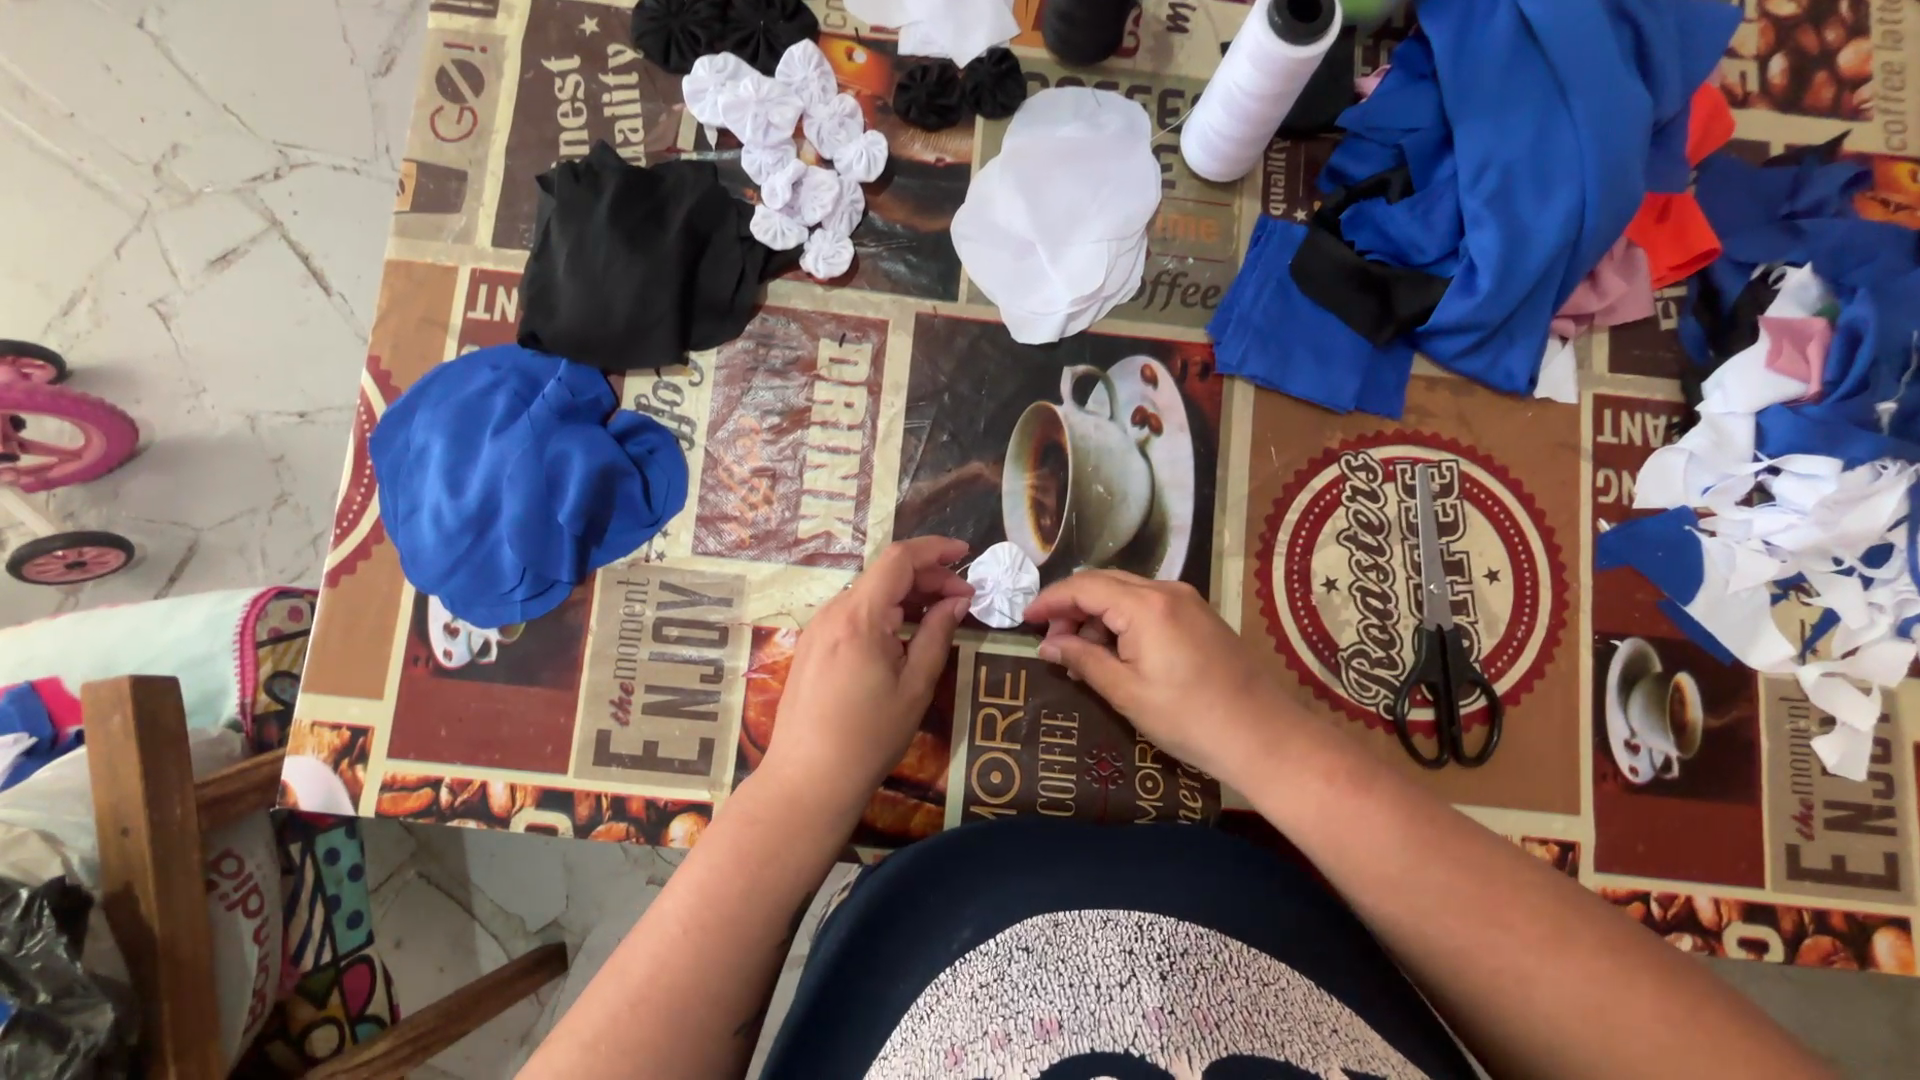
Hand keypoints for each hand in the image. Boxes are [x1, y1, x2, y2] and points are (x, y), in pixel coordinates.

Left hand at [760, 536, 972, 812]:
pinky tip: (904, 634)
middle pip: (885, 574)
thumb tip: (956, 601)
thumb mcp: (915, 686)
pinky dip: (884, 612)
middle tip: (963, 598)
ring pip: (869, 593)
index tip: (966, 555)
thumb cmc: (869, 736)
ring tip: (939, 615)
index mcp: (860, 617)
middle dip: (927, 577)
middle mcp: (833, 612)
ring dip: (906, 595)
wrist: (808, 778)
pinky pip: (853, 614)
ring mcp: (817, 628)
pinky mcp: (812, 646)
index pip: (899, 559)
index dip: (935, 549)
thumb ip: (938, 635)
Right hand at [1025, 570, 1291, 783]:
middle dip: (1071, 605)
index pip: (1084, 586)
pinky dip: (1121, 619)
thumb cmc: (1189, 718)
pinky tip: (1113, 649)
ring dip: (1096, 613)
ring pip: (1126, 592)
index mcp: (1146, 606)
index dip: (1050, 600)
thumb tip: (1048, 646)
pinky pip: (1148, 604)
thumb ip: (1083, 661)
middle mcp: (1167, 591)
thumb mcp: (1127, 693)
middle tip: (1049, 639)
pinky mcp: (1199, 616)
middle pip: (1105, 582)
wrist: (1264, 736)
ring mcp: (1187, 601)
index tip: (1024, 618)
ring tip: (1077, 650)